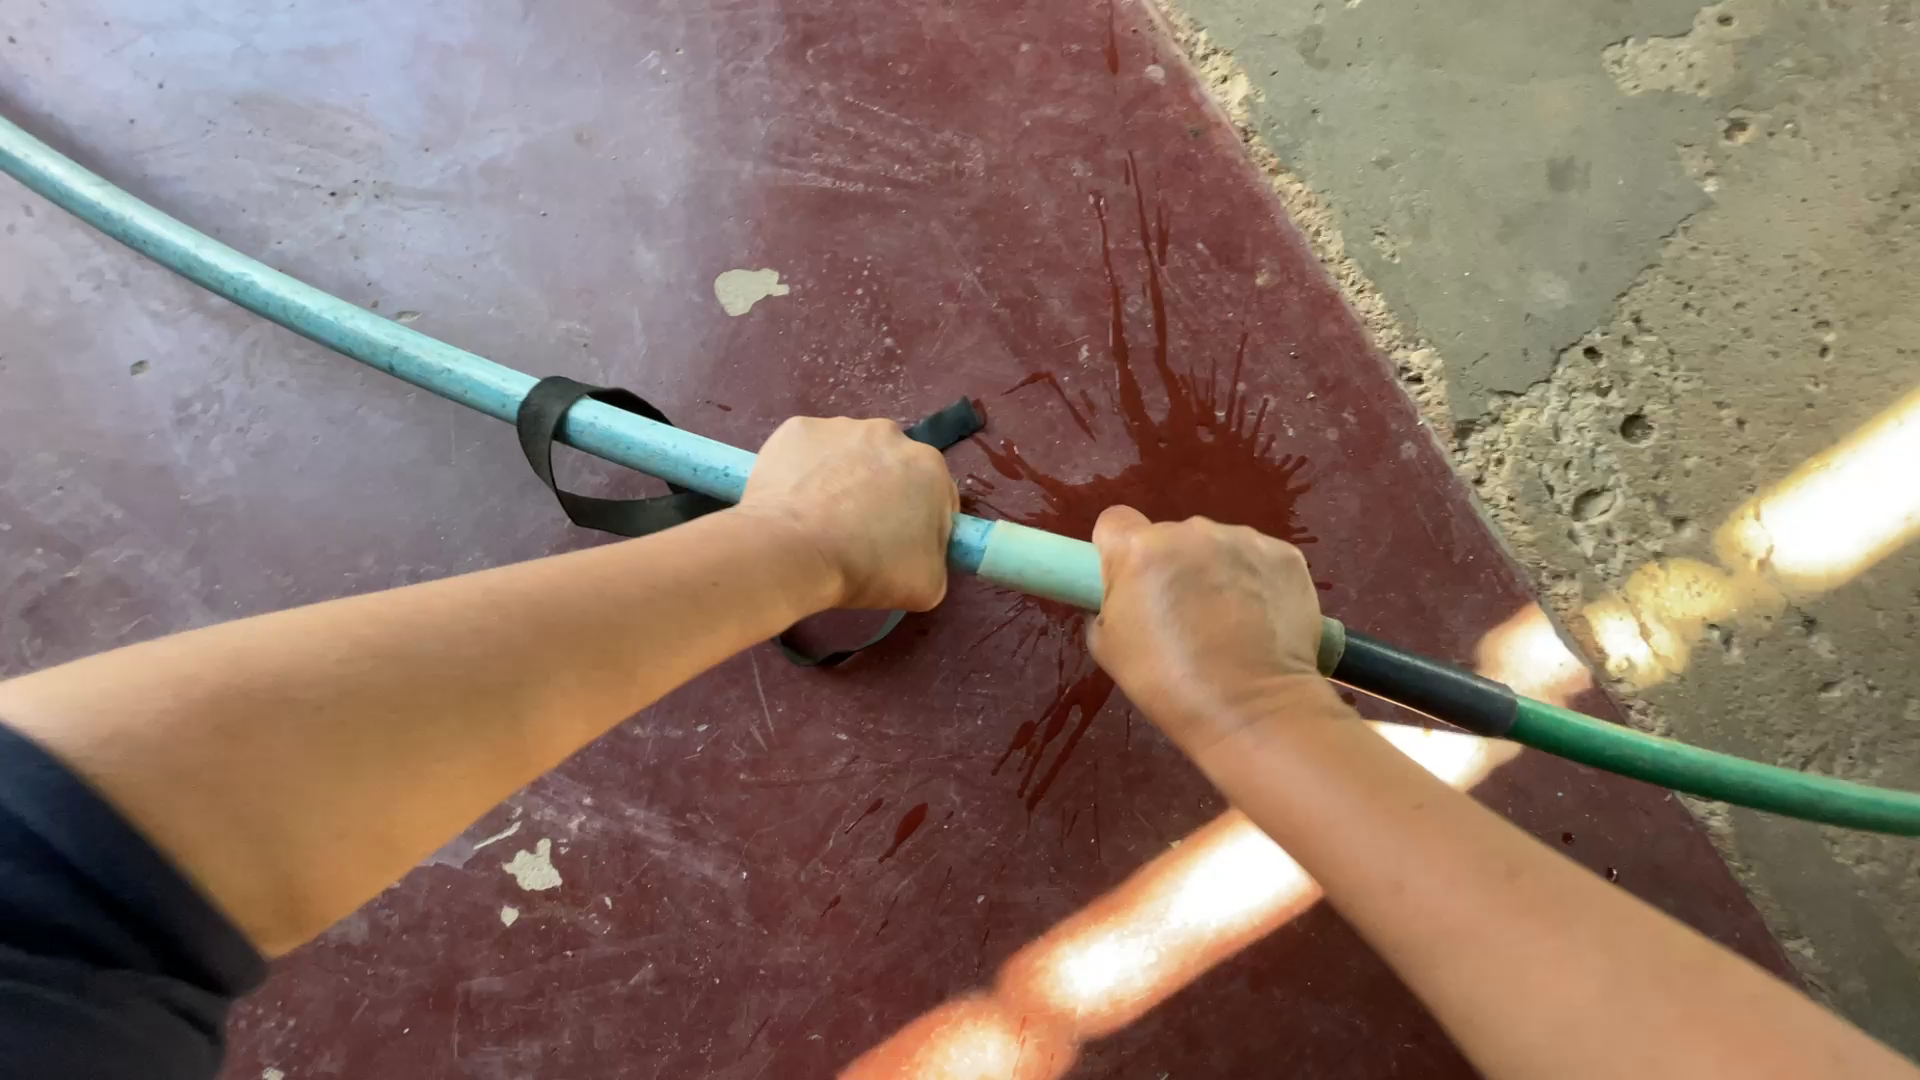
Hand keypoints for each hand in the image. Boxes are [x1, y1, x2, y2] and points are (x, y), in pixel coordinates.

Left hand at [739, 416, 957, 610]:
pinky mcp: (797, 429)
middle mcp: (890, 434)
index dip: (923, 524)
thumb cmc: (868, 568)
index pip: (937, 496)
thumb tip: (924, 552)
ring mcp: (840, 427)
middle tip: (861, 536)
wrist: (791, 553)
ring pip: (850, 456)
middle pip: (893, 469)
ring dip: (844, 480)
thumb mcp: (929, 584)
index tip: (902, 547)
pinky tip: (796, 504)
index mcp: (930, 466)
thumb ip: (937, 559)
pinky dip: (805, 473)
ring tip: (822, 521)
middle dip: (884, 495)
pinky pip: (809, 453)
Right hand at [1087, 506, 1327, 755]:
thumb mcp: (1106, 645)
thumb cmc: (1165, 681)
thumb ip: (1110, 601)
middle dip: (1171, 565)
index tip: (1128, 579)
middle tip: (1181, 613)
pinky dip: (1255, 580)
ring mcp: (1243, 539)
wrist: (1251, 710)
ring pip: (1216, 546)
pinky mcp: (1285, 555)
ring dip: (1215, 571)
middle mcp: (1190, 530)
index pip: (1115, 521)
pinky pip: (1257, 558)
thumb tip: (1128, 593)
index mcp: (1139, 548)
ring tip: (1227, 620)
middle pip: (1169, 536)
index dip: (1116, 549)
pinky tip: (1259, 617)